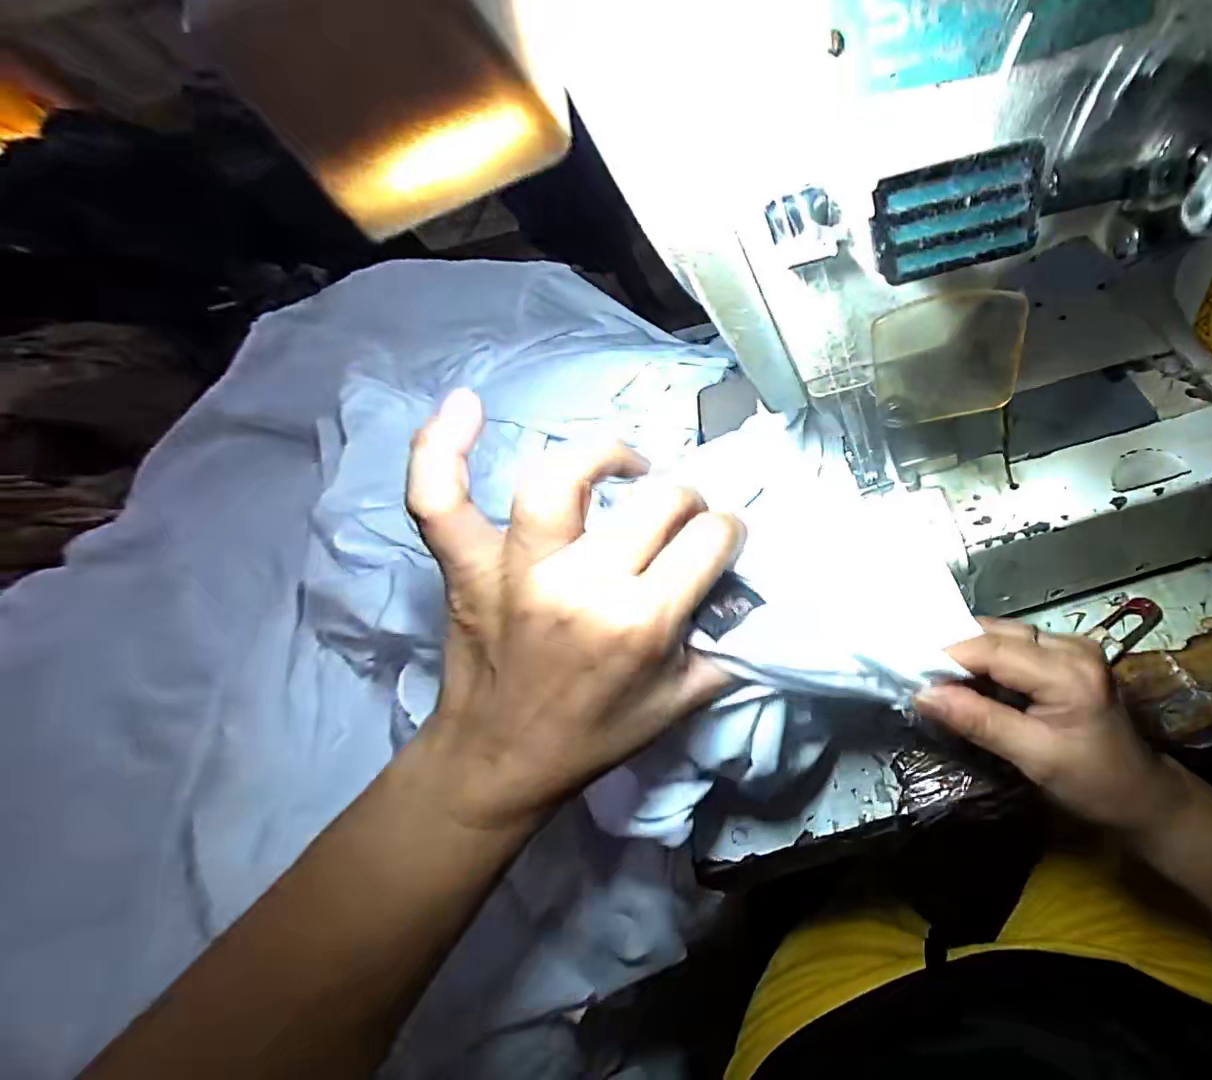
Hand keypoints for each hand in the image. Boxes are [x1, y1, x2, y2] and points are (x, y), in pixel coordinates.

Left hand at [401, 388, 743, 831]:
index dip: (729, 531)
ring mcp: (517, 572)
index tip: (723, 542)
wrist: (499, 763)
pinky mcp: (467, 568)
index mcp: (641, 622)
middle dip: (690, 503)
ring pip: (559, 481)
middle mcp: (582, 586)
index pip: (709, 539)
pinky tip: (468, 405)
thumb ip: (729, 645)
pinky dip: (443, 447)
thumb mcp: (686, 698)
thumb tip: (751, 595)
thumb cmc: (599, 734)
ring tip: (629, 465)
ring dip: (604, 457)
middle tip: (687, 521)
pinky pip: (439, 499)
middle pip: (658, 502)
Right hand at [914, 618, 1187, 832]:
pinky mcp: (1069, 655)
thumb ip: (979, 721)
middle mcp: (1073, 646)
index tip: (910, 668)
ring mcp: (1074, 647)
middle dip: (957, 648)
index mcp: (1070, 671)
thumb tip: (925, 695)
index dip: (950, 654)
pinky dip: (989, 657)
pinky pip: (1019, 645)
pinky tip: (968, 673)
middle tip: (916, 668)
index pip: (996, 650)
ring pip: (1008, 635)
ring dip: (971, 651)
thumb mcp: (1034, 757)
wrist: (1141, 792)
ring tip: (935, 670)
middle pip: (1001, 634)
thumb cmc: (1093, 783)